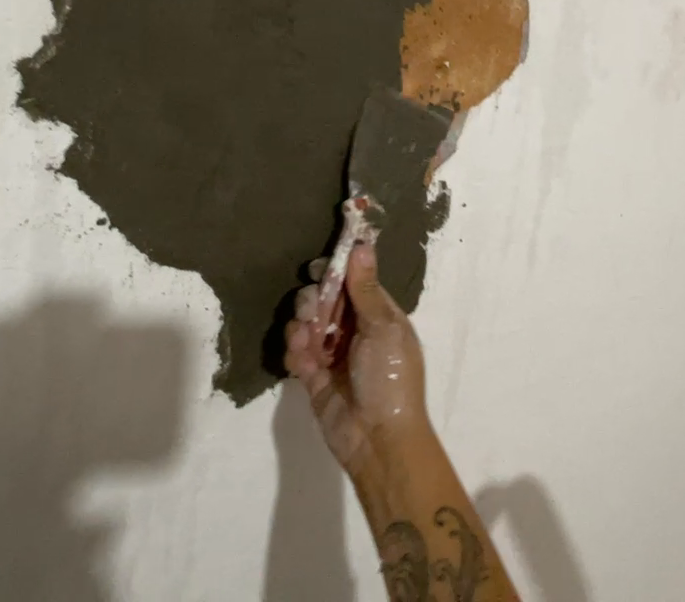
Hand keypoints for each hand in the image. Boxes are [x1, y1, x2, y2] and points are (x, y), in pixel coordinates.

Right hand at [284, 239, 430, 479]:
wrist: (377, 440)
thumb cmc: (390, 378)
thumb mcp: (383, 329)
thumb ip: (366, 289)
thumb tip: (363, 245)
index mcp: (377, 315)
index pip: (353, 280)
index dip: (336, 271)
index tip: (320, 267)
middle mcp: (353, 329)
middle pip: (323, 296)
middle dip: (314, 299)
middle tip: (314, 311)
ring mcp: (331, 351)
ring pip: (304, 319)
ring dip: (301, 323)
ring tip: (307, 339)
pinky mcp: (311, 373)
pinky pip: (294, 348)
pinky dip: (294, 350)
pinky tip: (302, 360)